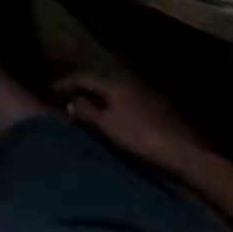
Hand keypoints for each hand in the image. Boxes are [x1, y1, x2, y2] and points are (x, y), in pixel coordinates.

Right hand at [55, 71, 205, 172]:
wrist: (180, 153)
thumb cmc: (138, 136)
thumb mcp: (105, 124)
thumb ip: (85, 112)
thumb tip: (72, 103)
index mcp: (115, 84)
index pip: (84, 78)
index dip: (66, 83)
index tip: (51, 90)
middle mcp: (129, 85)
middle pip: (100, 85)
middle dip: (83, 92)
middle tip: (68, 101)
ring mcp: (145, 98)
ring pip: (114, 96)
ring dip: (99, 102)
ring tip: (88, 114)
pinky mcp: (156, 112)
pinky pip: (125, 106)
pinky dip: (113, 110)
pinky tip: (113, 123)